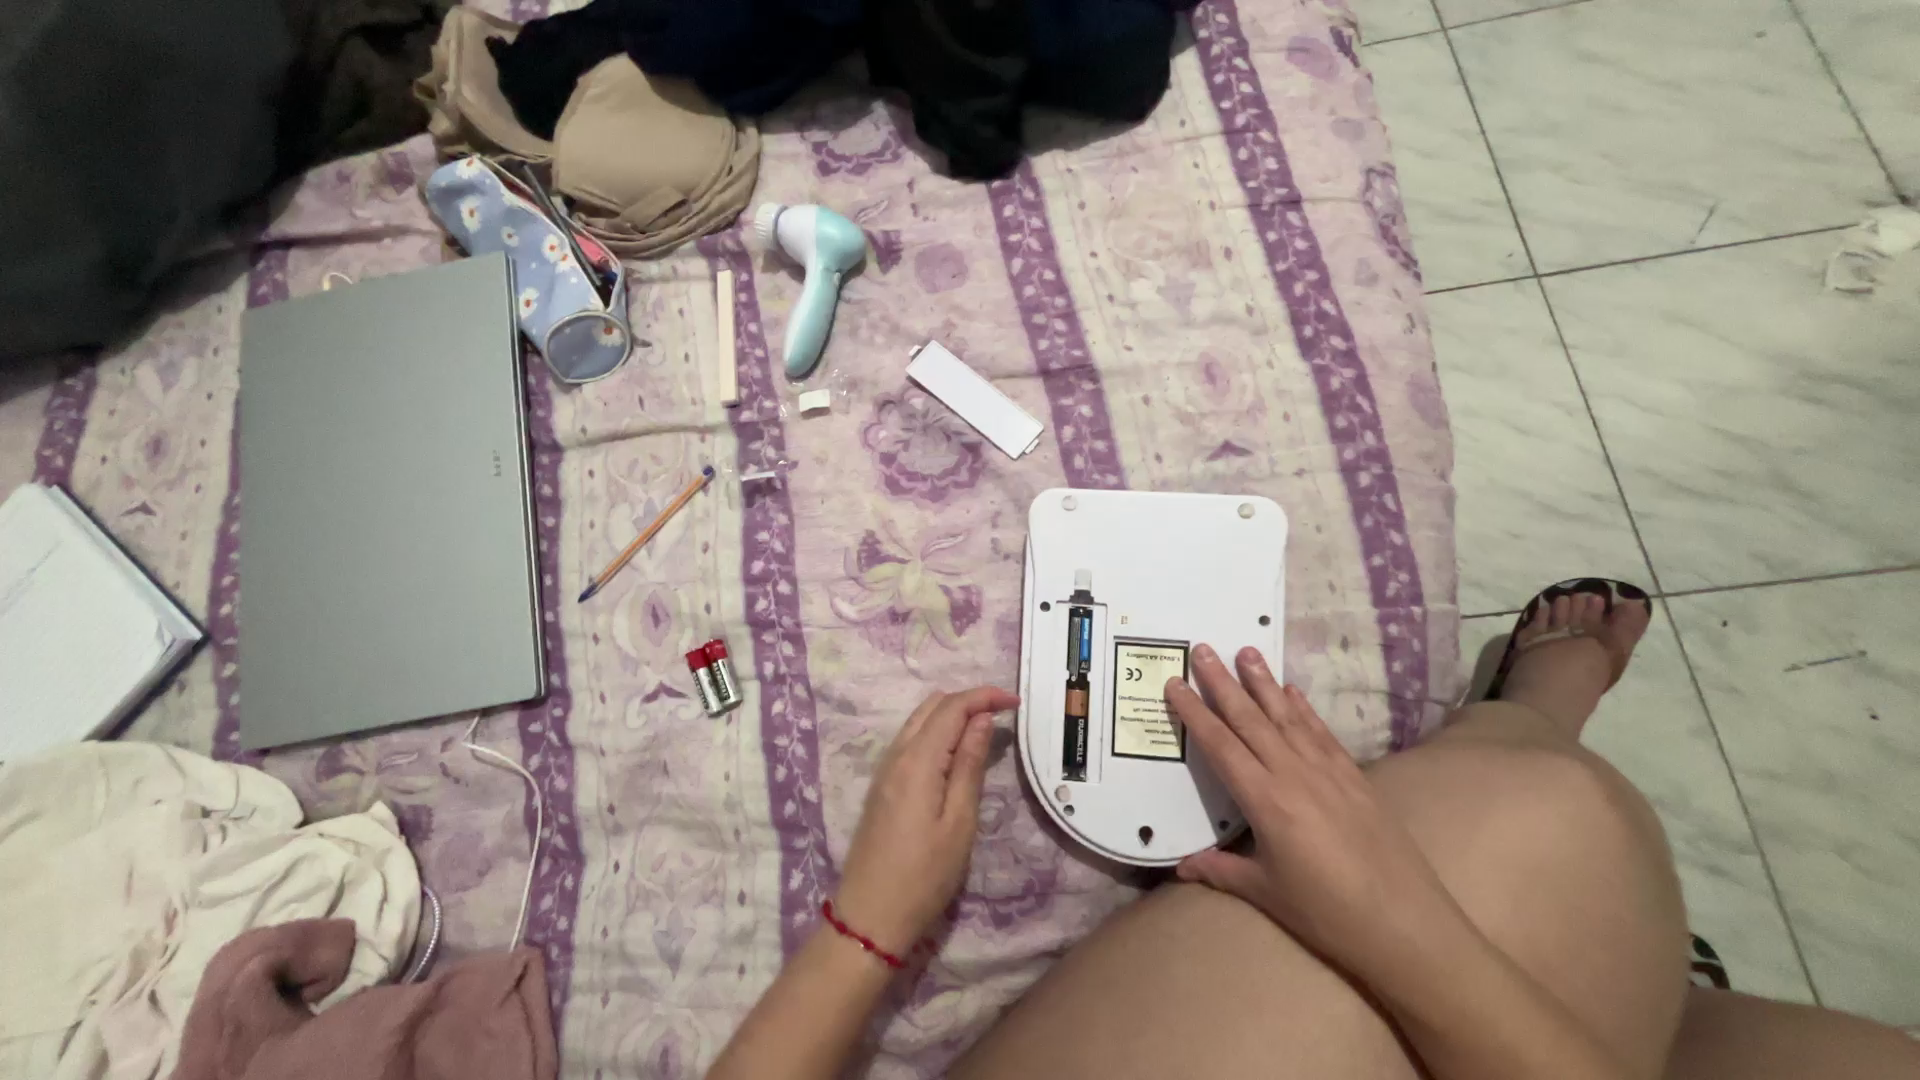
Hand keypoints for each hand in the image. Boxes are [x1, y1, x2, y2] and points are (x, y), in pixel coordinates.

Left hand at [832, 686, 1019, 956]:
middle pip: (932, 707)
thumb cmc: (924, 876)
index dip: (984, 696)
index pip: (952, 708)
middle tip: (1003, 715)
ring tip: (985, 730)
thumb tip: (982, 719)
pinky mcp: (882, 786)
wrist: (870, 917)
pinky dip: (936, 733)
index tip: (1016, 702)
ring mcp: (884, 770)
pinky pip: (910, 741)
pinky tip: (955, 752)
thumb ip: (970, 766)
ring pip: (918, 721)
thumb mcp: (959, 822)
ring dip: (951, 715)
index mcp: (917, 761)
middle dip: (968, 701)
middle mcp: (896, 755)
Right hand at [1166, 645, 1467, 986]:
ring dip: (1264, 682)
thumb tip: (1180, 866)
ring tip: (1246, 651)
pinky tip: (1292, 691)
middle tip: (1203, 649)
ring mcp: (1328, 772)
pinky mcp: (1355, 778)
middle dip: (1223, 683)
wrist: (1407, 926)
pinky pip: (1322, 733)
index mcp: (1266, 801)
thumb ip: (1221, 871)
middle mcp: (1294, 775)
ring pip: (1287, 717)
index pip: (1221, 746)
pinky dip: (1303, 708)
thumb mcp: (1266, 894)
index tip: (1175, 683)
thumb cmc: (1328, 913)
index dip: (1195, 713)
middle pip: (1250, 719)